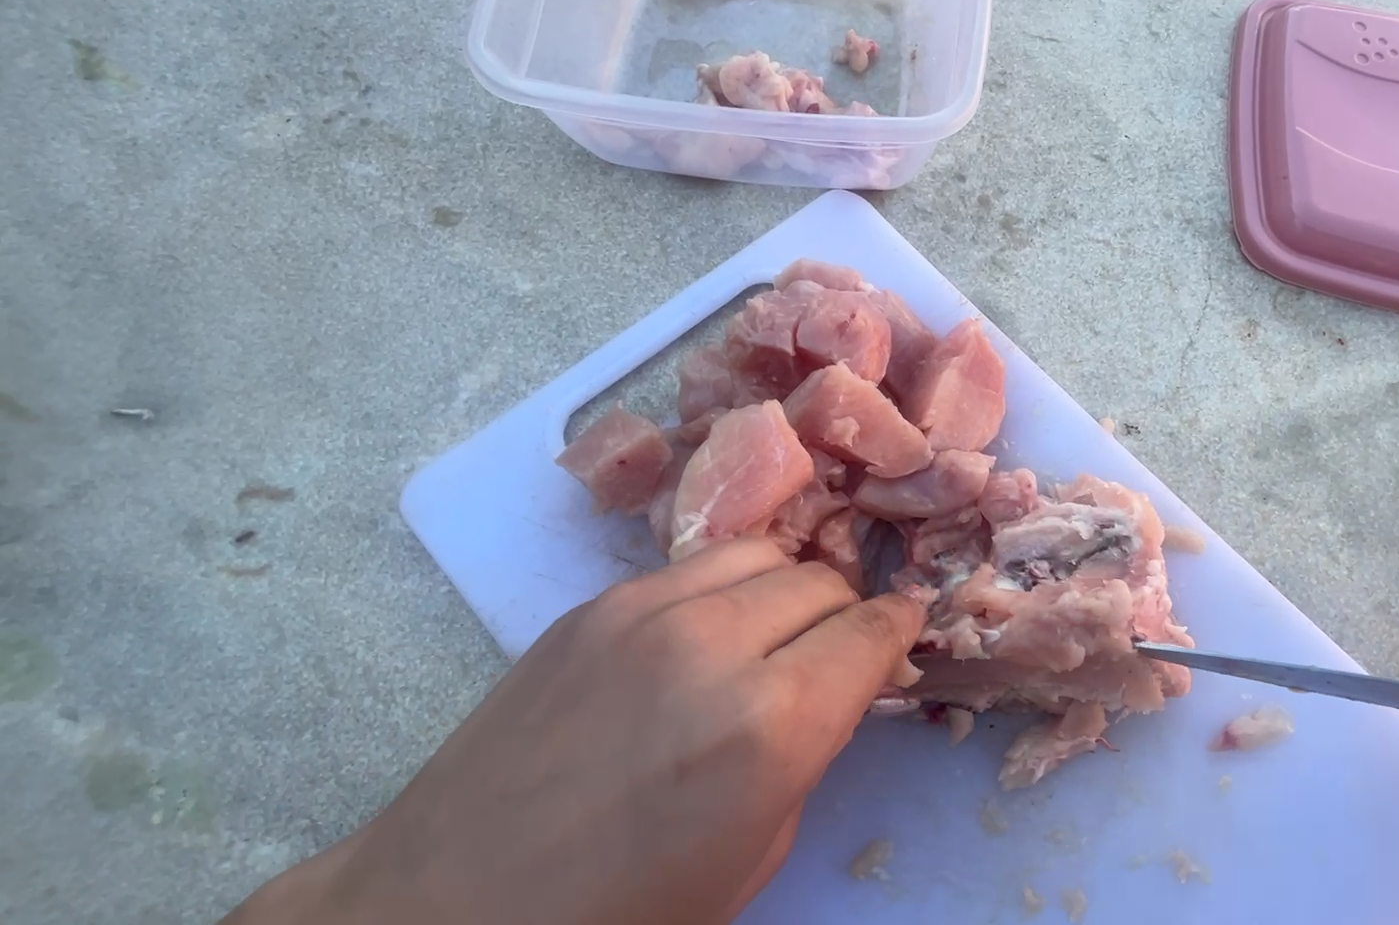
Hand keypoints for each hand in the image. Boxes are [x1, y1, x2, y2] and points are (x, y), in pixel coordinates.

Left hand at [224, 538, 925, 924]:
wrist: (447, 909)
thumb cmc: (619, 916)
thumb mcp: (754, 855)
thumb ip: (808, 749)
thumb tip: (836, 683)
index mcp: (771, 726)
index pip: (871, 633)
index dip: (900, 629)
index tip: (905, 632)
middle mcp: (718, 644)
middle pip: (823, 584)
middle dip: (846, 615)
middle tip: (835, 652)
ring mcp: (648, 610)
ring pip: (764, 555)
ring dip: (789, 590)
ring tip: (774, 632)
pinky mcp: (598, 602)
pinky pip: (696, 567)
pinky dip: (727, 589)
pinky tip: (706, 634)